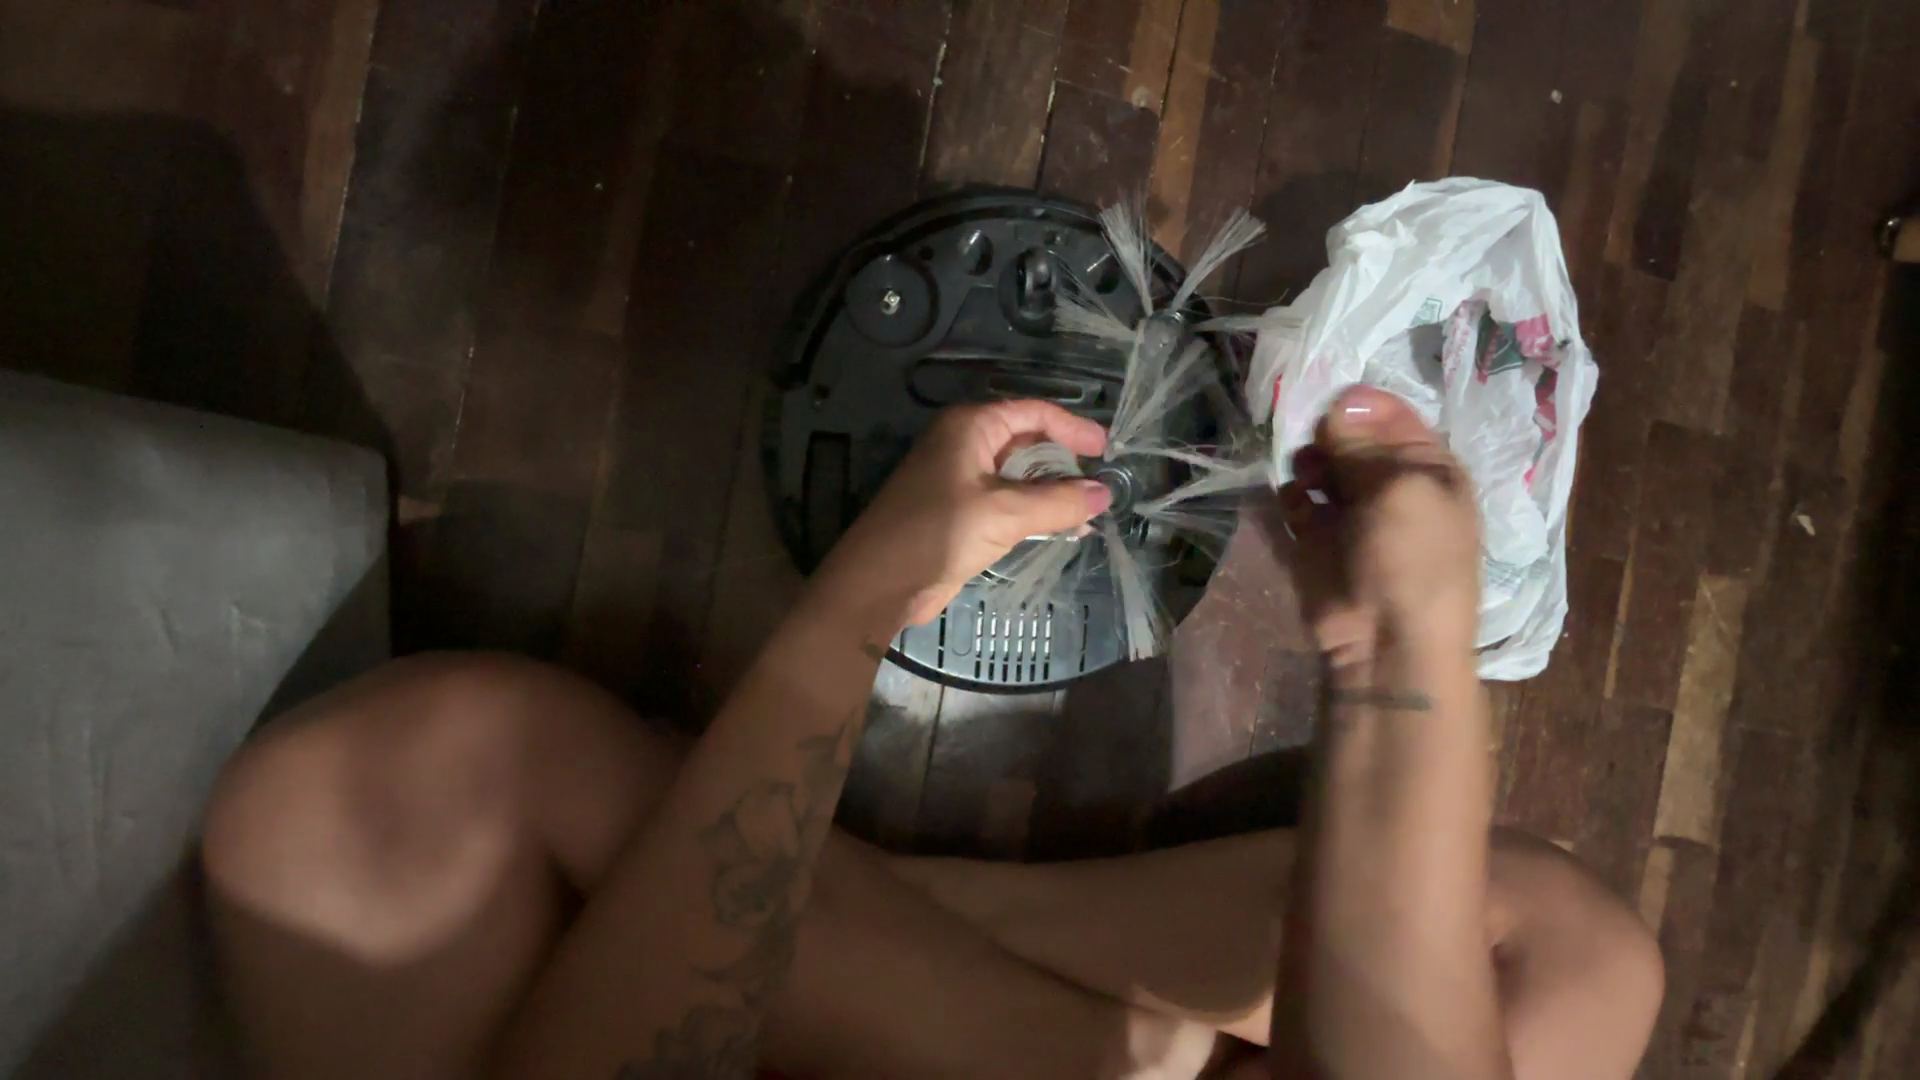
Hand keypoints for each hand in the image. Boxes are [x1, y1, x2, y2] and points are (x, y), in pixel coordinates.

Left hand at [814, 400, 1112, 630]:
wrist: (881, 583)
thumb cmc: (938, 532)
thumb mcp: (1004, 512)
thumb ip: (1057, 502)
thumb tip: (1105, 493)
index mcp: (970, 427)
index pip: (1033, 412)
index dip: (1072, 428)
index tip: (1105, 450)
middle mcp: (965, 446)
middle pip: (1026, 442)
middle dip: (1063, 462)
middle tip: (1100, 484)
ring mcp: (960, 480)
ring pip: (1018, 476)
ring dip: (1051, 492)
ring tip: (1090, 512)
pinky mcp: (960, 514)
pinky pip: (1007, 504)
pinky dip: (1034, 513)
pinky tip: (1063, 531)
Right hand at [1280, 386, 1480, 668]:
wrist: (1386, 639)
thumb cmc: (1413, 559)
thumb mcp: (1402, 491)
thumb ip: (1366, 445)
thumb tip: (1342, 399)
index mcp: (1428, 467)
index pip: (1389, 416)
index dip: (1357, 407)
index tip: (1327, 407)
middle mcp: (1388, 482)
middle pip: (1347, 438)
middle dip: (1326, 437)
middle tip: (1316, 450)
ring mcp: (1350, 511)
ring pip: (1317, 466)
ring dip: (1306, 466)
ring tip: (1307, 483)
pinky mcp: (1314, 536)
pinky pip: (1295, 501)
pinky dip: (1290, 498)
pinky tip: (1293, 505)